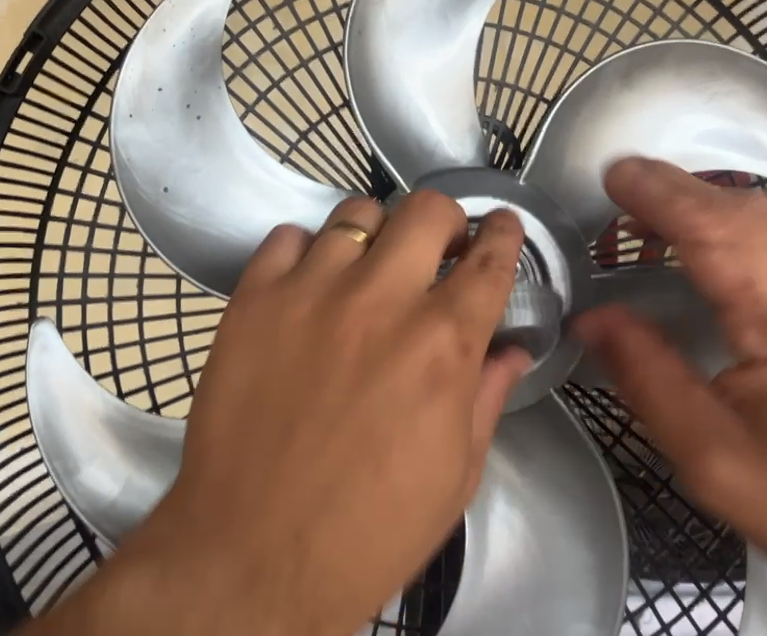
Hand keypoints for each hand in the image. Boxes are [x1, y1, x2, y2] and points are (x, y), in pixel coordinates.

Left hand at [41, 191, 530, 635]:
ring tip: (368, 265)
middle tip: (437, 246)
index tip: (501, 226)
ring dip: (374, 233)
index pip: (489, 258)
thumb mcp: (455, 474)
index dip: (503, 234)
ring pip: (355, 213)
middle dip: (444, 220)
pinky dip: (304, 251)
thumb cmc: (370, 528)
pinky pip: (286, 238)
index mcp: (443, 343)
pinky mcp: (254, 299)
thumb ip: (487, 396)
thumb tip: (512, 350)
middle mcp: (381, 299)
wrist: (255, 555)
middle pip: (426, 211)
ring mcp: (312, 291)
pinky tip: (308, 283)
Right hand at [573, 158, 766, 634]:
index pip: (717, 232)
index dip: (661, 196)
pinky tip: (714, 243)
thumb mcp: (711, 458)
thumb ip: (647, 375)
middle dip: (679, 190)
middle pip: (748, 211)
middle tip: (619, 189)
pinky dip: (744, 222)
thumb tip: (591, 317)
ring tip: (653, 215)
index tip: (612, 176)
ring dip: (712, 202)